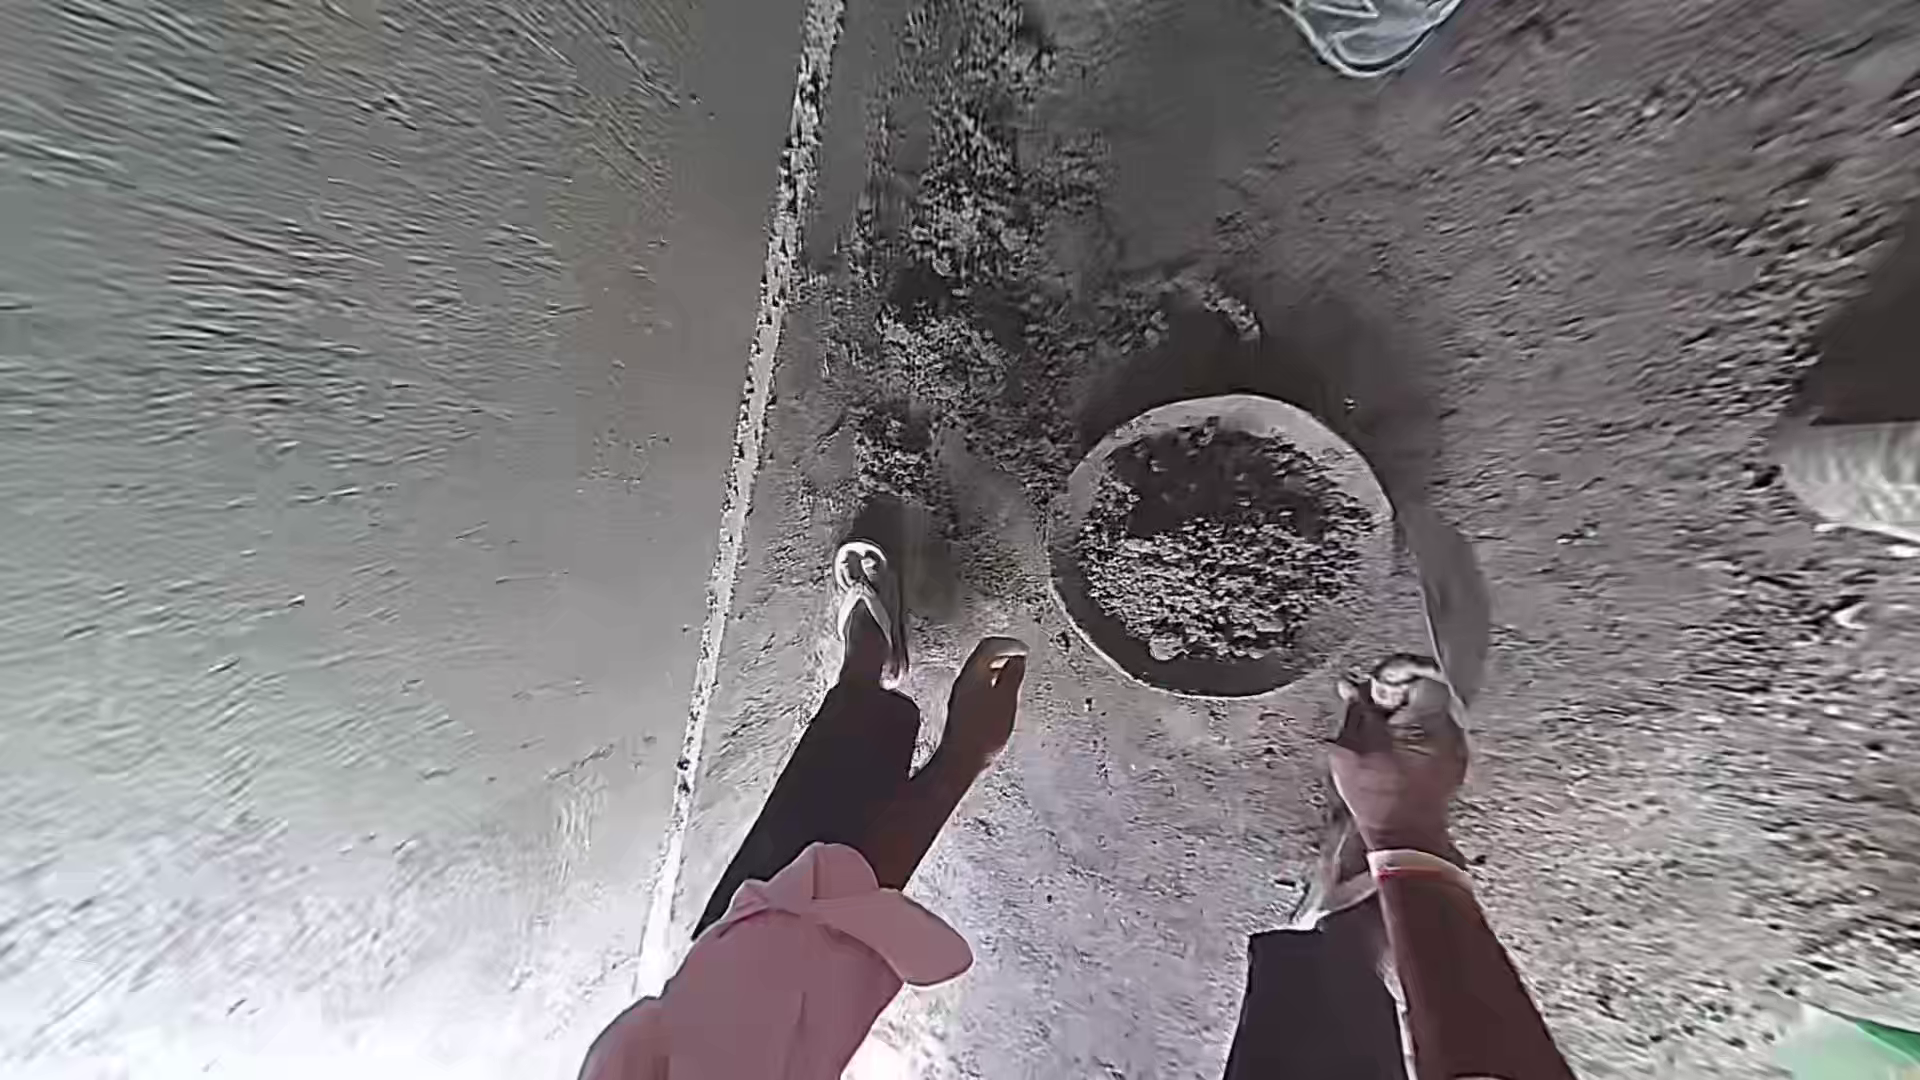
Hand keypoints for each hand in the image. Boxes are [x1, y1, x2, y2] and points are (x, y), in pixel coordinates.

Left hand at [939, 636, 1028, 769]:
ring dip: (998, 667)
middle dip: (1003, 652)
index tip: (1023, 649)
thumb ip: (1013, 676)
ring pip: (980, 669)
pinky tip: (1001, 693)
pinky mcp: (962, 705)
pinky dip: (992, 680)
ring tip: (1015, 673)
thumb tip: (1018, 660)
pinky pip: (978, 682)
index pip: (990, 645)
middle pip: (983, 654)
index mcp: (974, 672)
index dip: (1010, 644)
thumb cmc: (982, 734)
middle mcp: (964, 679)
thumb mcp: (1006, 700)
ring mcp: (961, 692)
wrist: (961, 759)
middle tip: (1020, 657)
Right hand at [1327, 657, 1466, 853]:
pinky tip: (1387, 750)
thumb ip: (1355, 712)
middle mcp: (1450, 734)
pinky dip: (1408, 736)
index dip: (1392, 675)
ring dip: (1400, 718)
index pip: (1420, 678)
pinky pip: (1428, 737)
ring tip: (1375, 733)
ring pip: (1425, 717)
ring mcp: (1455, 753)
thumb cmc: (1377, 793)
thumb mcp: (1352, 747)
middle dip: (1393, 699)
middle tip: (1367, 710)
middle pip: (1422, 696)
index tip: (1372, 684)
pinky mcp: (1450, 767)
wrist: (1405, 839)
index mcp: (1429, 723)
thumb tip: (1351, 686)